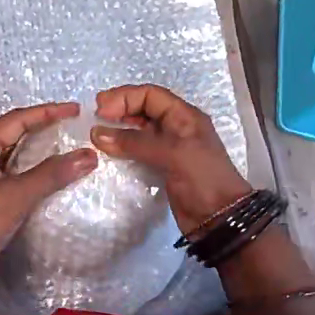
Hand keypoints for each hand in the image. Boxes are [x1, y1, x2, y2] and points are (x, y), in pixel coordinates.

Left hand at [0, 102, 98, 259]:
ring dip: (34, 152)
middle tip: (68, 128)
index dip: (46, 112)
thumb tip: (88, 155)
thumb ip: (51, 174)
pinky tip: (43, 180)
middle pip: (11, 135)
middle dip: (40, 129)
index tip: (74, 110)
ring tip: (61, 150)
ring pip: (9, 156)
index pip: (16, 119)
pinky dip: (27, 173)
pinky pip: (7, 175)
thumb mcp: (16, 195)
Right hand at [92, 85, 250, 230]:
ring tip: (97, 135)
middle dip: (120, 110)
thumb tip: (97, 133)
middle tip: (95, 119)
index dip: (125, 97)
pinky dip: (123, 149)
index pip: (151, 95)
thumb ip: (136, 142)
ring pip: (140, 131)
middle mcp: (177, 128)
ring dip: (119, 130)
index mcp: (185, 117)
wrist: (219, 219)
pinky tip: (109, 153)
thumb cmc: (202, 180)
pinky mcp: (163, 168)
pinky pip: (139, 152)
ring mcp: (170, 149)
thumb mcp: (172, 154)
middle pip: (144, 109)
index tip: (100, 109)